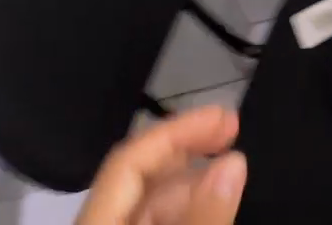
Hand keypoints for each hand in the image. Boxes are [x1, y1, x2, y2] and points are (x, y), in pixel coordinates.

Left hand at [75, 105, 246, 224]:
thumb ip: (203, 217)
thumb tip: (235, 162)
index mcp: (96, 224)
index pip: (129, 159)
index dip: (177, 130)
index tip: (224, 117)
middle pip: (138, 179)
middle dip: (188, 152)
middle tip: (232, 133)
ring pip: (147, 206)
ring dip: (190, 184)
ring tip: (230, 173)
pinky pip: (152, 224)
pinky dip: (183, 213)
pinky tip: (210, 208)